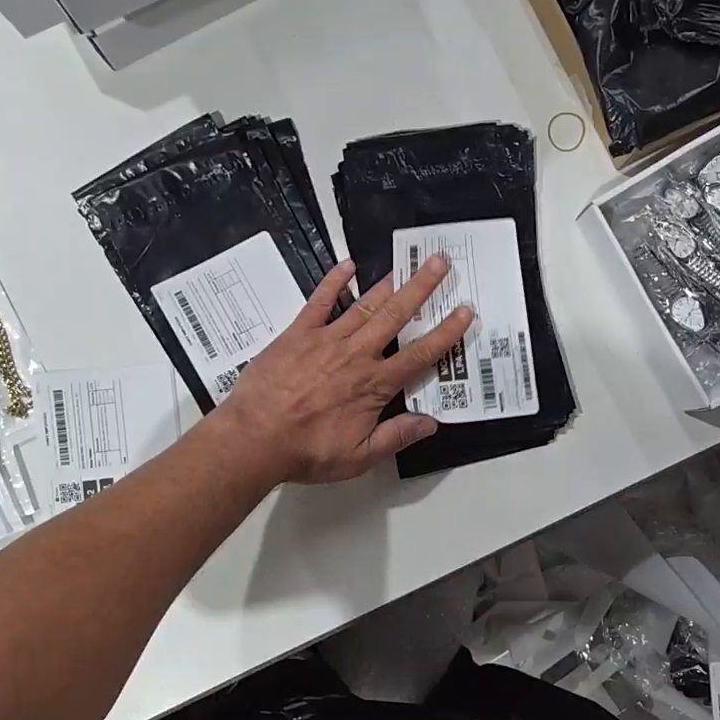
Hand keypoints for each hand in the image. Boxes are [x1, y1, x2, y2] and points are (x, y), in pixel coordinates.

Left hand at [206, 256, 472, 484]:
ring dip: (389, 283)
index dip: (446, 332)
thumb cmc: (307, 452)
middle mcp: (357, 355)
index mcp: (375, 385)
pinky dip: (334, 282)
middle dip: (421, 288)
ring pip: (365, 305)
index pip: (420, 354)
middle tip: (440, 261)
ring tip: (407, 262)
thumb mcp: (358, 457)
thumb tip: (431, 423)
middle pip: (396, 316)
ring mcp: (326, 340)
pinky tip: (347, 265)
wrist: (253, 439)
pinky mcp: (298, 334)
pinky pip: (320, 302)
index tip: (465, 311)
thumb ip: (396, 437)